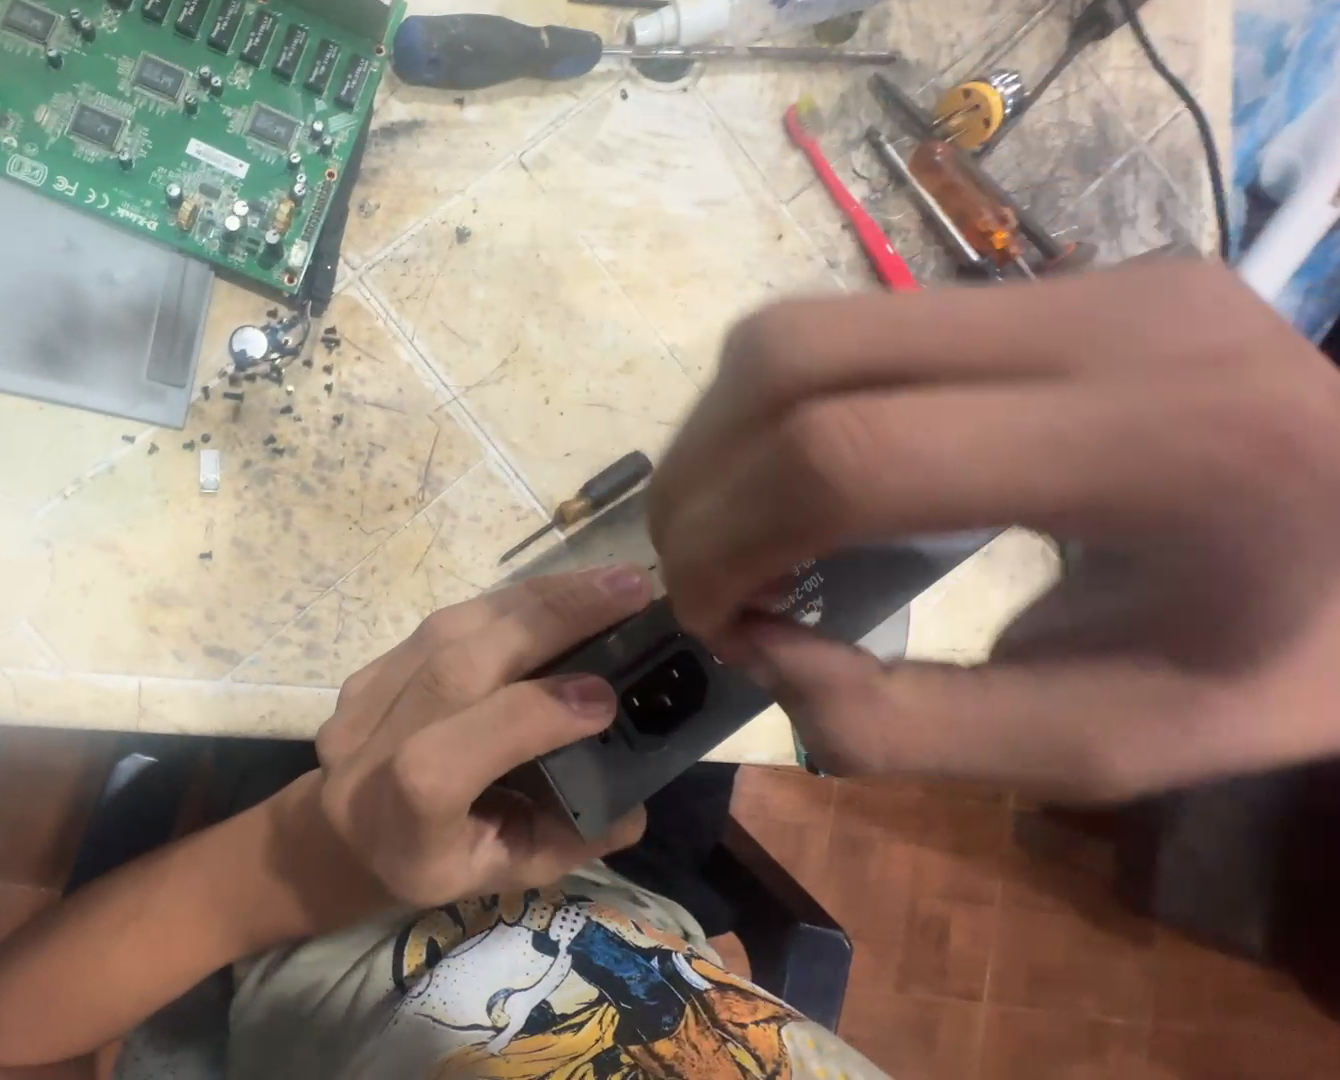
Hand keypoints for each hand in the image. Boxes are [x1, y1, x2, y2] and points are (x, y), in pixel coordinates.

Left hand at [305, 567, 653, 908]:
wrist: (340, 829)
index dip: (526, 719)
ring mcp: (362, 699)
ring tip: (604, 581)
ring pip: (449, 629)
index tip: (606, 696)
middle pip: (453, 670)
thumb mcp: (501, 873)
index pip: (448, 761)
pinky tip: (553, 593)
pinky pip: (441, 622)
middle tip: (629, 590)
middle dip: (549, 623)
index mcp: (398, 822)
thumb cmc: (429, 860)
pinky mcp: (369, 666)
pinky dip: (504, 603)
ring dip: (535, 599)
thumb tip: (638, 799)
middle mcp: (368, 750)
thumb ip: (566, 842)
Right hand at [647, 259, 1339, 800]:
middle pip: (791, 361)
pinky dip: (762, 414)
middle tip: (690, 572)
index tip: (707, 618)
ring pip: (791, 329)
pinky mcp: (1033, 279)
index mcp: (1165, 445)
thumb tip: (753, 645)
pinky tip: (780, 479)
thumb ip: (902, 723)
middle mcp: (1105, 320)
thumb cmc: (1296, 655)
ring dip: (715, 440)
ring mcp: (1067, 279)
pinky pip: (833, 330)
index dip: (730, 539)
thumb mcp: (1107, 743)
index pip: (851, 457)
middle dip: (696, 483)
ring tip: (722, 528)